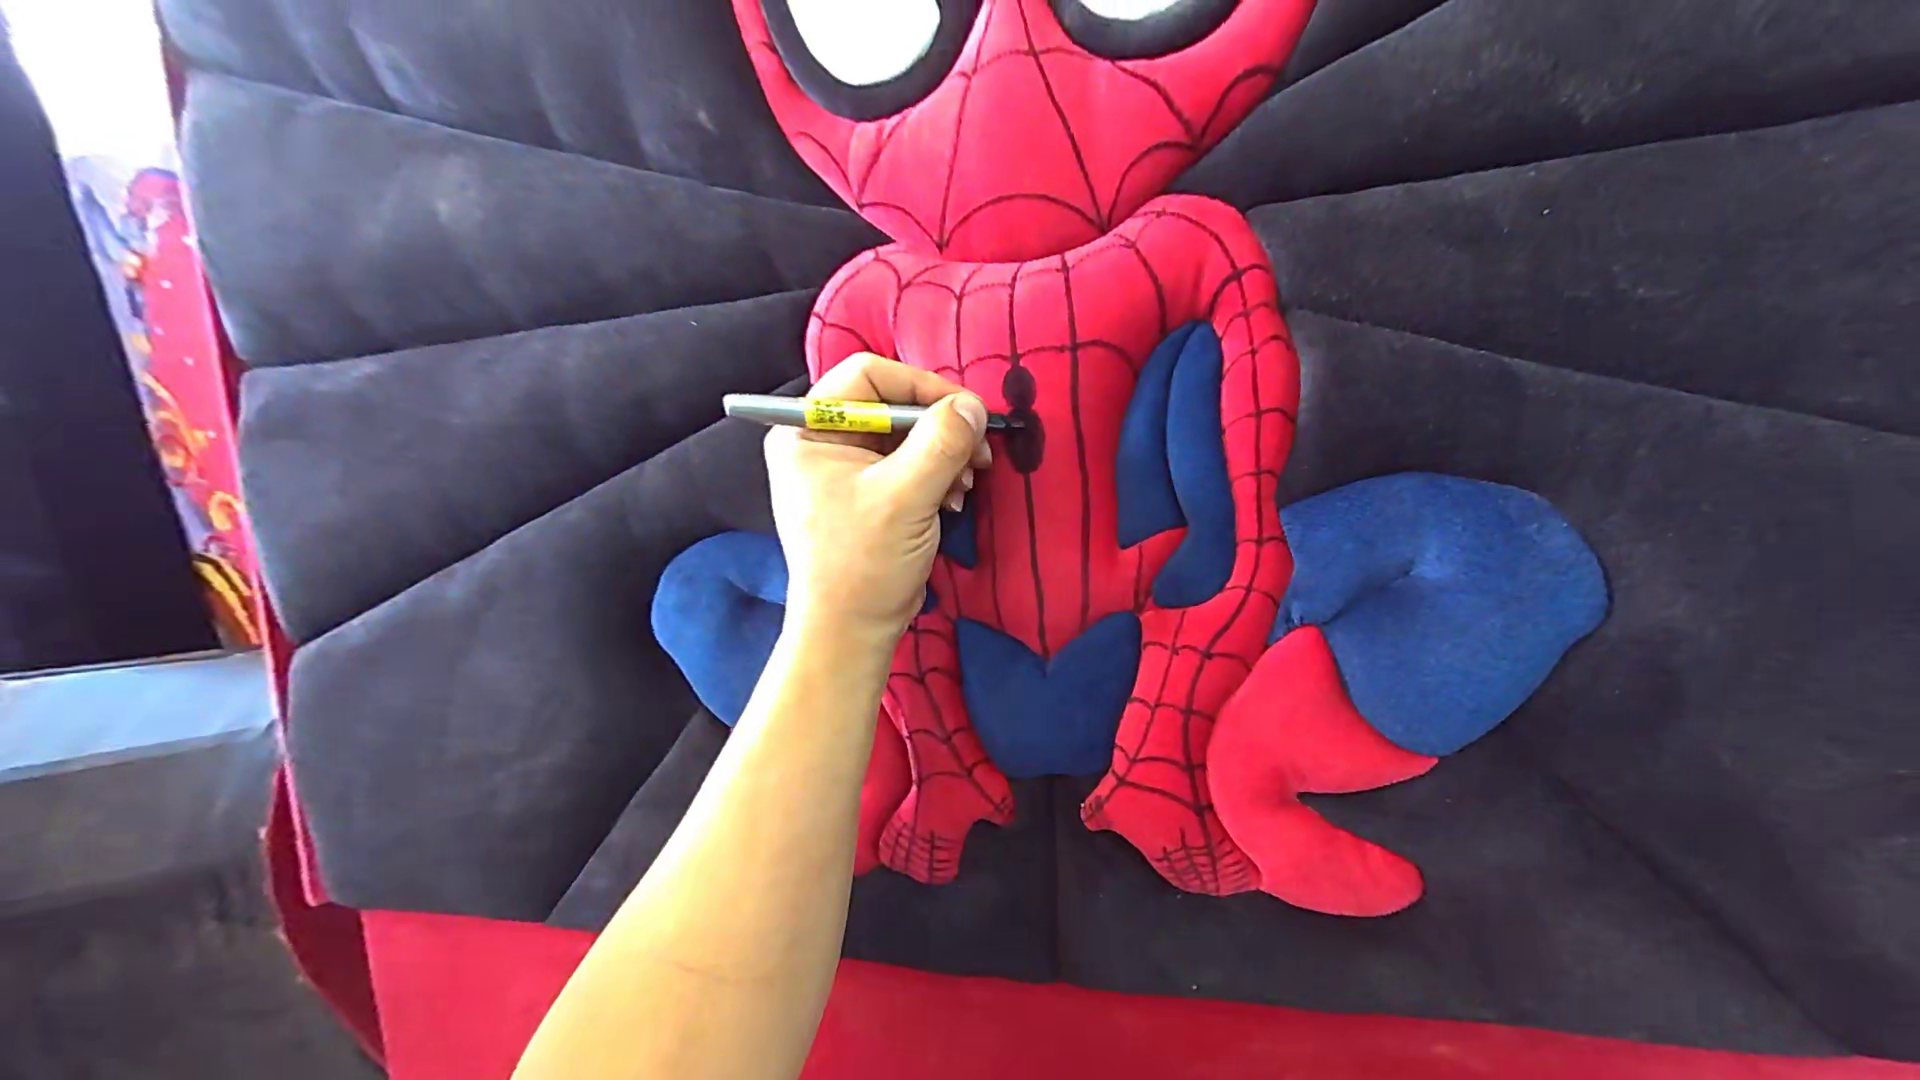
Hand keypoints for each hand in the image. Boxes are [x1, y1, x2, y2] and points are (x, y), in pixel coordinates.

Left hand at [766, 353, 991, 645]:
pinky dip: (938, 474)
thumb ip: (941, 443)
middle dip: (940, 427)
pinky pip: (909, 462)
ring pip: (907, 434)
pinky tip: (954, 498)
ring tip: (966, 484)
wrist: (852, 629)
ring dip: (945, 453)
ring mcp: (845, 466)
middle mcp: (822, 439)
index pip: (869, 376)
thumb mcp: (905, 497)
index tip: (967, 411)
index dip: (922, 386)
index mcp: (808, 430)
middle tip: (979, 451)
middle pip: (892, 404)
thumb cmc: (863, 563)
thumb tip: (973, 405)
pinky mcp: (868, 490)